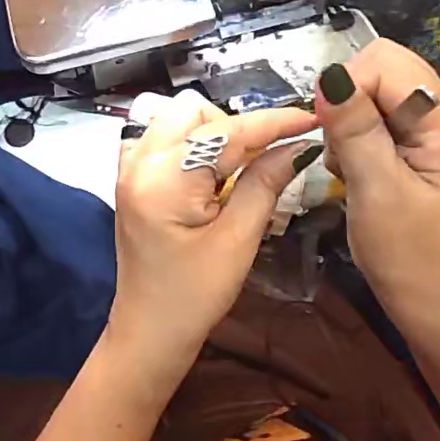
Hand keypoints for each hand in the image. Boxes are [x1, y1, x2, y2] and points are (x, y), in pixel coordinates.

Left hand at [109, 91, 320, 385]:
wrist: (149, 329)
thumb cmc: (194, 295)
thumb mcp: (237, 241)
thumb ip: (265, 184)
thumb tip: (299, 145)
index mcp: (163, 180)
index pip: (223, 132)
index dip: (272, 122)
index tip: (311, 117)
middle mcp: (138, 164)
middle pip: (191, 111)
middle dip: (233, 126)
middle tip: (262, 158)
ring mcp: (128, 170)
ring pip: (174, 119)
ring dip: (210, 132)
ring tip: (234, 169)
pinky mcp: (129, 180)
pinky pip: (160, 139)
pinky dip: (188, 144)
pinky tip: (207, 173)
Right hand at [315, 39, 439, 313]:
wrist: (420, 288)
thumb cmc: (403, 247)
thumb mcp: (375, 187)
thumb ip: (355, 129)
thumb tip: (328, 77)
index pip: (388, 65)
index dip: (349, 86)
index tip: (330, 129)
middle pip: (381, 68)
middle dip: (346, 99)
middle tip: (339, 145)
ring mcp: (424, 127)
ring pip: (369, 89)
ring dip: (345, 119)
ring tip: (349, 162)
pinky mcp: (406, 141)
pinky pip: (367, 113)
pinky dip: (348, 132)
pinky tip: (351, 165)